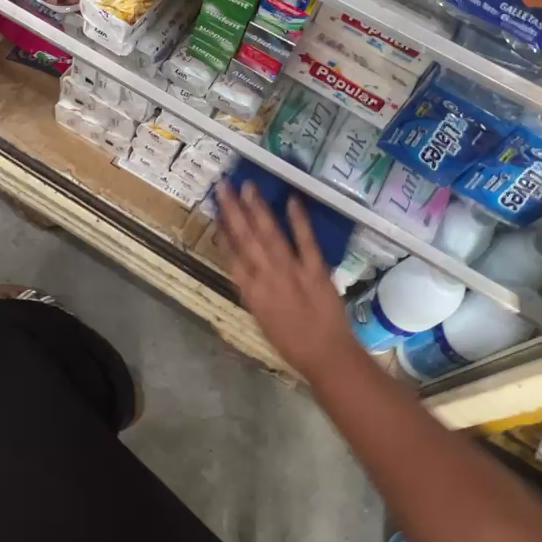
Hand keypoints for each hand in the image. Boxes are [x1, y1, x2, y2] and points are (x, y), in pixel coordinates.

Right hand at [215, 182, 362, 380]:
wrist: (326, 356)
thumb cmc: (292, 344)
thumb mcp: (262, 321)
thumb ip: (253, 293)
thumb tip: (244, 269)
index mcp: (252, 293)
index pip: (232, 256)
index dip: (223, 231)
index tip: (215, 208)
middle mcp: (267, 278)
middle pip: (246, 238)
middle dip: (234, 210)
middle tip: (224, 185)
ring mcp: (292, 271)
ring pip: (270, 235)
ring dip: (258, 209)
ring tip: (248, 186)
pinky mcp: (316, 270)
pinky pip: (306, 241)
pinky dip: (298, 220)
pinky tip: (290, 200)